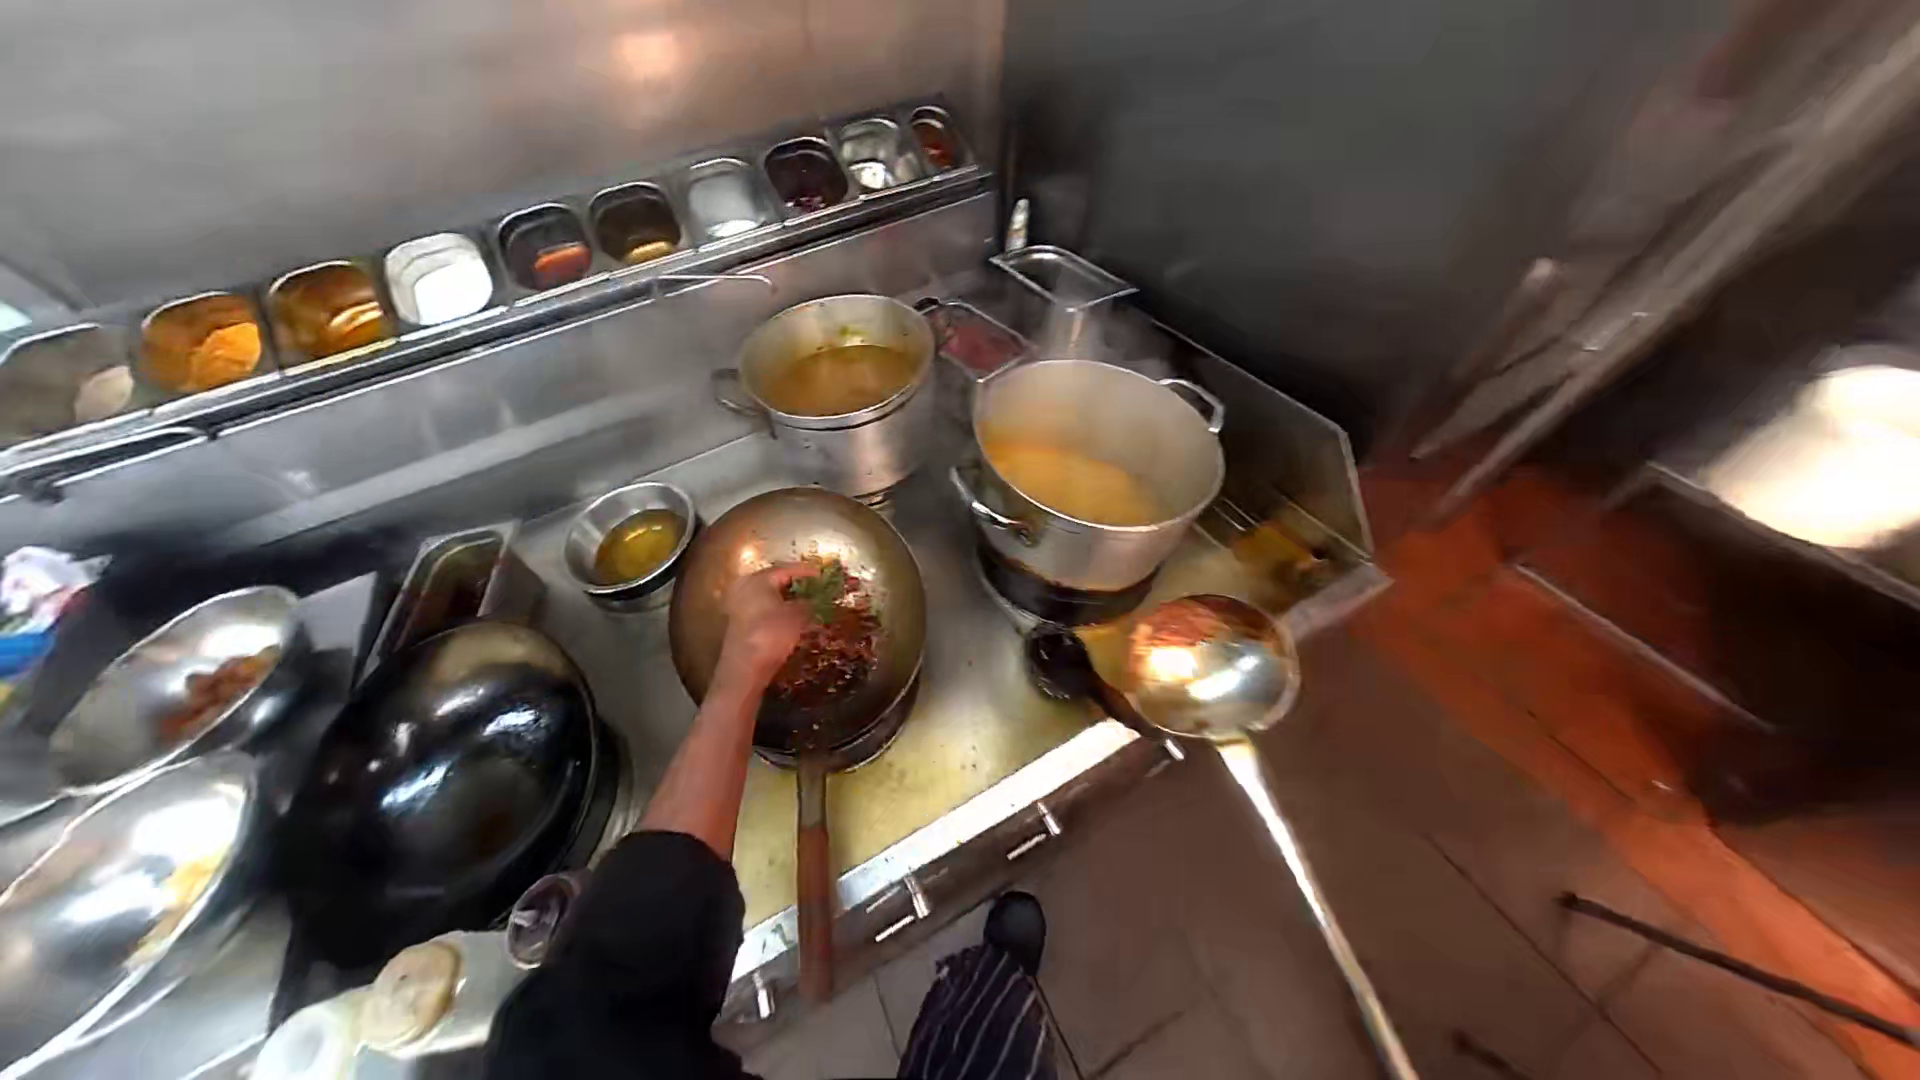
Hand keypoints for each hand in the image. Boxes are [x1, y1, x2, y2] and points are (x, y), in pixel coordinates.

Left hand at [714, 563, 815, 688]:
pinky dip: (778, 611)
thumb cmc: (772, 634)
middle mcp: (745, 588)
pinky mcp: (739, 623)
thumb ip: (808, 604)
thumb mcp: (797, 616)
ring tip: (807, 603)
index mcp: (759, 580)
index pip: (786, 569)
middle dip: (796, 585)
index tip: (821, 573)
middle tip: (814, 586)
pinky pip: (763, 610)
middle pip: (775, 581)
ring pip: (769, 597)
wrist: (745, 668)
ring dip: (787, 599)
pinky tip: (792, 619)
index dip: (806, 571)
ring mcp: (740, 606)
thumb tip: (813, 600)